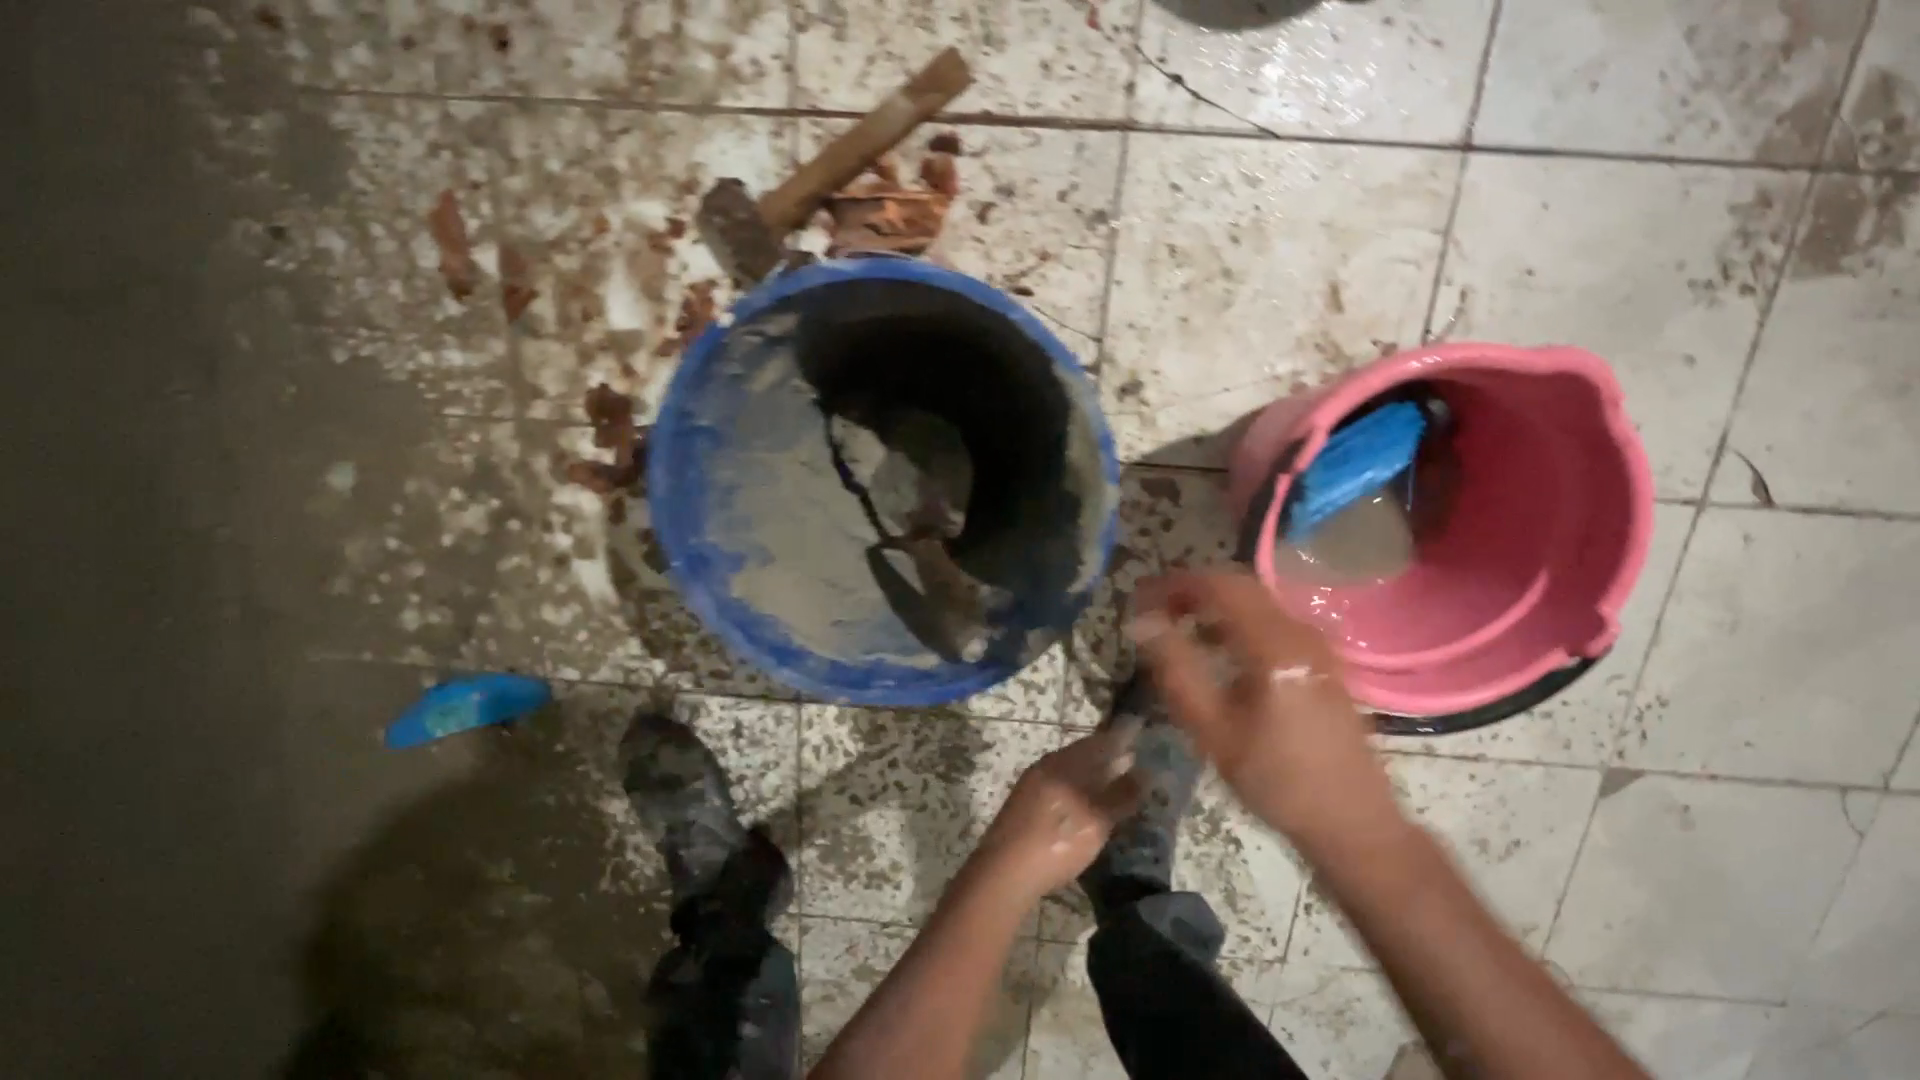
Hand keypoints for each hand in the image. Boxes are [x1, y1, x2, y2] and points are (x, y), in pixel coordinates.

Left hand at [970, 730, 1141, 902]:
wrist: (1005, 872)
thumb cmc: (1057, 842)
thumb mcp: (1097, 820)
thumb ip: (1122, 795)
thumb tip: (1146, 771)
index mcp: (1063, 762)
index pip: (1099, 741)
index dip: (1121, 739)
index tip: (1142, 739)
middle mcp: (1045, 766)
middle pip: (1082, 755)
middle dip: (1107, 758)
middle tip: (1134, 765)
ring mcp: (1031, 785)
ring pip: (1069, 771)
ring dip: (1091, 775)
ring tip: (1114, 787)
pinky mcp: (1024, 805)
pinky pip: (1058, 786)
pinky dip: (1076, 790)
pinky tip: (1085, 805)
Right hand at [1130, 571, 1404, 854]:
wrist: (1350, 820)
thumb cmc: (1275, 778)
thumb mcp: (1211, 728)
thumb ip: (1175, 667)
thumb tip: (1141, 621)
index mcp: (1274, 643)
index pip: (1217, 585)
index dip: (1173, 584)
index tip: (1138, 598)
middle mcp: (1299, 631)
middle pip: (1239, 586)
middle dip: (1191, 590)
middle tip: (1152, 610)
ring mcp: (1316, 645)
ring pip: (1257, 603)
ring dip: (1213, 605)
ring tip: (1176, 627)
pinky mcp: (1321, 661)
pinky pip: (1271, 622)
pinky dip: (1236, 622)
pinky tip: (1216, 651)